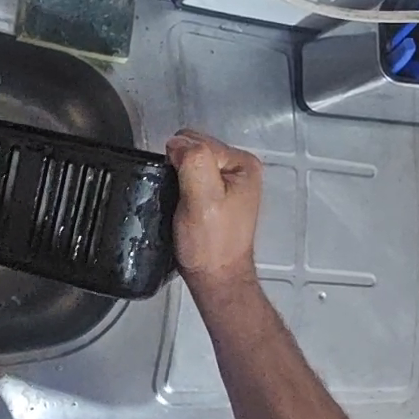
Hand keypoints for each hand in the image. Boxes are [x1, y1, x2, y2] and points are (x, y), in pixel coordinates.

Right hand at [165, 129, 261, 292]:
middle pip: (193, 148)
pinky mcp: (217, 195)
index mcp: (242, 162)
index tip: (179, 190)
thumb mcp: (202, 199)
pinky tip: (182, 205)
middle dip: (179, 168)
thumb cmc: (209, 243)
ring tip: (180, 202)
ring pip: (189, 163)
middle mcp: (239, 167)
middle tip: (180, 197)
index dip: (178, 161)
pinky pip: (190, 177)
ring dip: (178, 178)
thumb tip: (175, 144)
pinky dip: (181, 187)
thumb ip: (193, 162)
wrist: (216, 278)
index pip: (196, 141)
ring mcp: (229, 182)